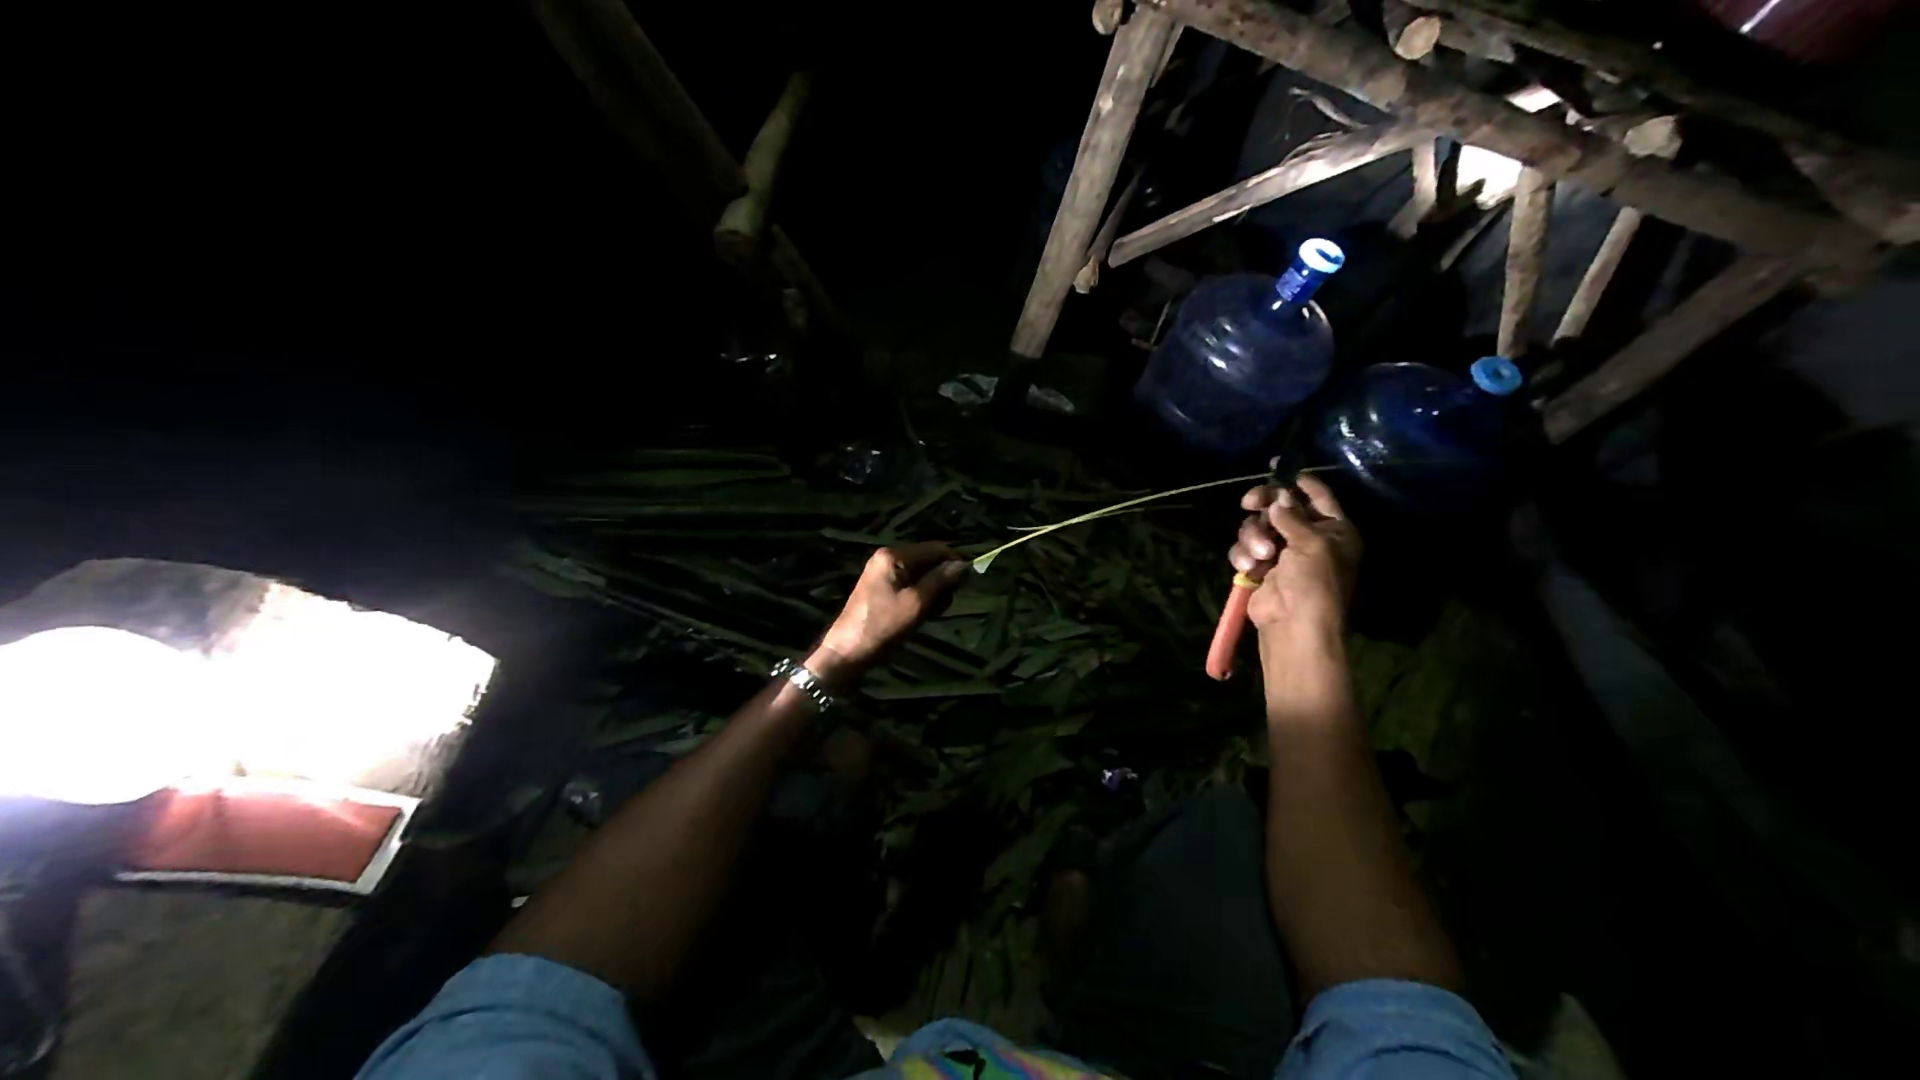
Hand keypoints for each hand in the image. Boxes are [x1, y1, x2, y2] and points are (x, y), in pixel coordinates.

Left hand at [815, 543, 969, 680]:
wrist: (847, 651)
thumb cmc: (882, 625)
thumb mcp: (916, 604)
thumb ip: (940, 581)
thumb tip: (962, 565)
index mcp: (894, 555)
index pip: (935, 548)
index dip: (954, 563)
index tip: (967, 584)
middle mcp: (888, 557)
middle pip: (928, 560)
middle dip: (942, 579)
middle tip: (945, 604)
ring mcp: (883, 572)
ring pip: (922, 574)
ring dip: (933, 591)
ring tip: (933, 612)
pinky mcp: (882, 588)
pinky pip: (910, 584)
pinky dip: (921, 597)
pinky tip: (922, 614)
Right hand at [1228, 474, 1361, 641]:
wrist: (1296, 626)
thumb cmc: (1315, 582)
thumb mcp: (1311, 542)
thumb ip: (1292, 515)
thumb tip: (1279, 496)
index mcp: (1333, 529)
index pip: (1317, 495)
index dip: (1298, 480)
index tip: (1276, 466)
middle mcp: (1309, 538)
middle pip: (1280, 507)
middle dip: (1263, 507)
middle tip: (1248, 502)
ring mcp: (1283, 554)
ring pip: (1258, 527)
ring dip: (1253, 538)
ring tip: (1260, 557)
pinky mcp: (1261, 568)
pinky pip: (1245, 549)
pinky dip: (1244, 556)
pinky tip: (1251, 569)